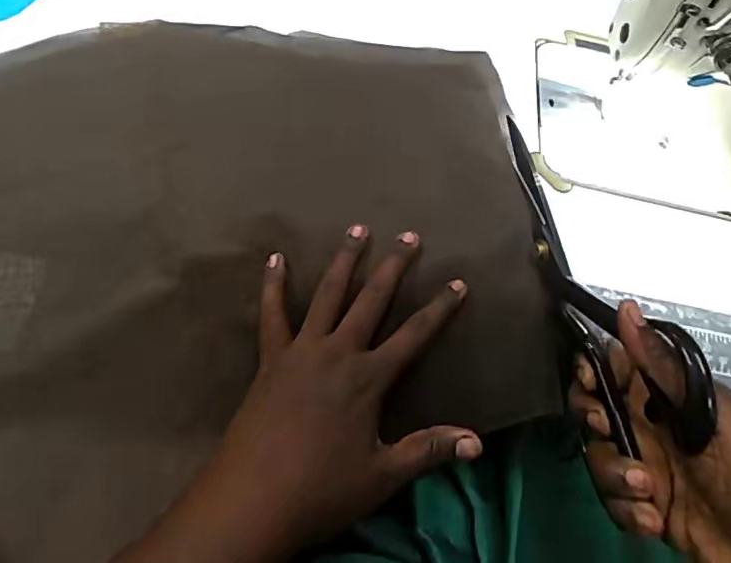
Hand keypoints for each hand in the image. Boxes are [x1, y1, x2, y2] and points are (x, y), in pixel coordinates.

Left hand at [116, 226, 477, 562]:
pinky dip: (272, 285)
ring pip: (328, 293)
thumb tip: (478, 443)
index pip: (414, 336)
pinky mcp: (271, 357)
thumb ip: (429, 451)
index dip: (439, 309)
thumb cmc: (321, 492)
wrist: (251, 503)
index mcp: (367, 378)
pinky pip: (271, 314)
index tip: (458, 283)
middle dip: (394, 266)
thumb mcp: (382, 476)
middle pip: (372, 299)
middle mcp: (337, 352)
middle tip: (409, 235)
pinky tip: (275, 258)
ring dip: (345, 260)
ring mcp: (301, 349)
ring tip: (357, 228)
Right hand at [571, 302, 730, 562]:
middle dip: (590, 417)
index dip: (592, 366)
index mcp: (666, 392)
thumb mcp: (709, 415)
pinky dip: (625, 510)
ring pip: (598, 454)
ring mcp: (646, 464)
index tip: (588, 379)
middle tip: (607, 429)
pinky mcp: (645, 506)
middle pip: (593, 405)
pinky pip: (613, 499)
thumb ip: (661, 366)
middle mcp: (649, 422)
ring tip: (647, 490)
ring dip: (612, 473)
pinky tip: (652, 520)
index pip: (614, 364)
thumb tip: (627, 308)